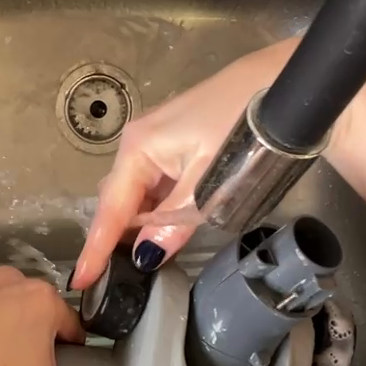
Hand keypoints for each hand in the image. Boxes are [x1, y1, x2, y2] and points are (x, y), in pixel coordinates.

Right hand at [73, 38, 300, 289]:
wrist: (285, 85)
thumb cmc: (244, 128)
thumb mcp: (208, 184)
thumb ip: (174, 223)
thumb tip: (146, 256)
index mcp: (137, 149)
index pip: (110, 210)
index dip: (96, 249)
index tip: (80, 281)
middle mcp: (138, 142)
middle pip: (116, 200)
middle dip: (112, 238)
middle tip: (108, 278)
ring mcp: (157, 140)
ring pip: (136, 193)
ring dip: (136, 224)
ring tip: (133, 260)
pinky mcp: (177, 141)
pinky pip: (154, 183)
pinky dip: (155, 208)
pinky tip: (162, 227)